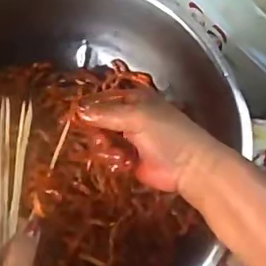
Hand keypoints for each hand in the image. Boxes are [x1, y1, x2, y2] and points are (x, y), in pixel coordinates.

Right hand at [75, 88, 228, 194]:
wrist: (190, 168)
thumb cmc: (168, 135)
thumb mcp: (137, 117)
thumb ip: (106, 113)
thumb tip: (77, 112)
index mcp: (133, 98)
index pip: (101, 97)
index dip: (87, 106)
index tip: (75, 116)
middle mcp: (128, 115)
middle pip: (96, 120)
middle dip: (95, 130)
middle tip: (102, 139)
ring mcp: (127, 138)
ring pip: (99, 139)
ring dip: (104, 147)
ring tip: (117, 154)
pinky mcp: (126, 159)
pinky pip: (107, 156)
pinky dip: (111, 159)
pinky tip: (122, 162)